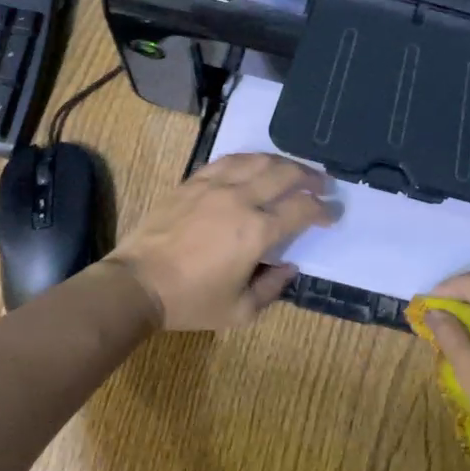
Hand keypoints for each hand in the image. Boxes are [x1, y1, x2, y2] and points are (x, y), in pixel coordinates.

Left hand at [104, 153, 332, 330]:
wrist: (137, 284)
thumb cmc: (191, 301)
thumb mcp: (239, 311)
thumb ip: (272, 288)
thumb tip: (290, 267)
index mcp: (257, 231)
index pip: (302, 209)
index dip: (323, 210)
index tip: (332, 215)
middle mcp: (241, 200)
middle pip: (286, 174)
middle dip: (311, 177)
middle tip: (322, 184)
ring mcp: (214, 186)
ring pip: (258, 159)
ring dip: (283, 162)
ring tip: (293, 171)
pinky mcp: (193, 181)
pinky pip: (228, 160)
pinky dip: (249, 159)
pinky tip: (255, 165)